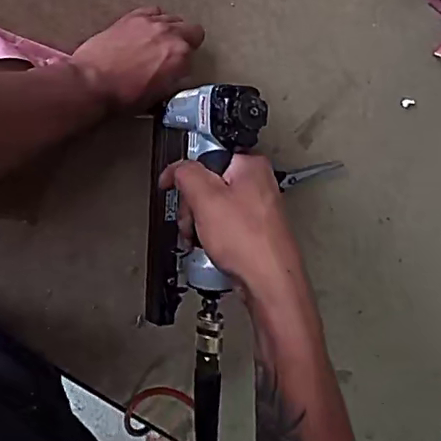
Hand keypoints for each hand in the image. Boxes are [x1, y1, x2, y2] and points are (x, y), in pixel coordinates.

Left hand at [70, 7, 204, 113]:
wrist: (92, 83)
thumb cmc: (122, 96)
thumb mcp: (158, 97)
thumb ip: (172, 81)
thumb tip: (173, 78)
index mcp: (181, 57)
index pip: (194, 57)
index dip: (184, 66)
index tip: (175, 72)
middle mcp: (172, 35)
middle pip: (192, 31)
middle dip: (186, 42)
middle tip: (171, 55)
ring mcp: (152, 22)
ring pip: (174, 19)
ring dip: (170, 30)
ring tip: (156, 42)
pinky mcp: (133, 17)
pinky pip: (154, 11)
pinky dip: (154, 19)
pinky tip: (145, 30)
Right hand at [159, 154, 311, 311]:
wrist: (269, 283)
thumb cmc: (249, 243)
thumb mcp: (205, 199)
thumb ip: (187, 174)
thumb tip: (178, 168)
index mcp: (251, 165)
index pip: (206, 157)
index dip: (184, 174)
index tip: (171, 185)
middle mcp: (259, 182)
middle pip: (208, 183)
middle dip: (193, 205)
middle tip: (192, 219)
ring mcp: (258, 207)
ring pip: (214, 205)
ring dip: (200, 222)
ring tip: (202, 237)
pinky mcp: (255, 228)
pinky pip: (225, 223)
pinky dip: (213, 234)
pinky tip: (214, 247)